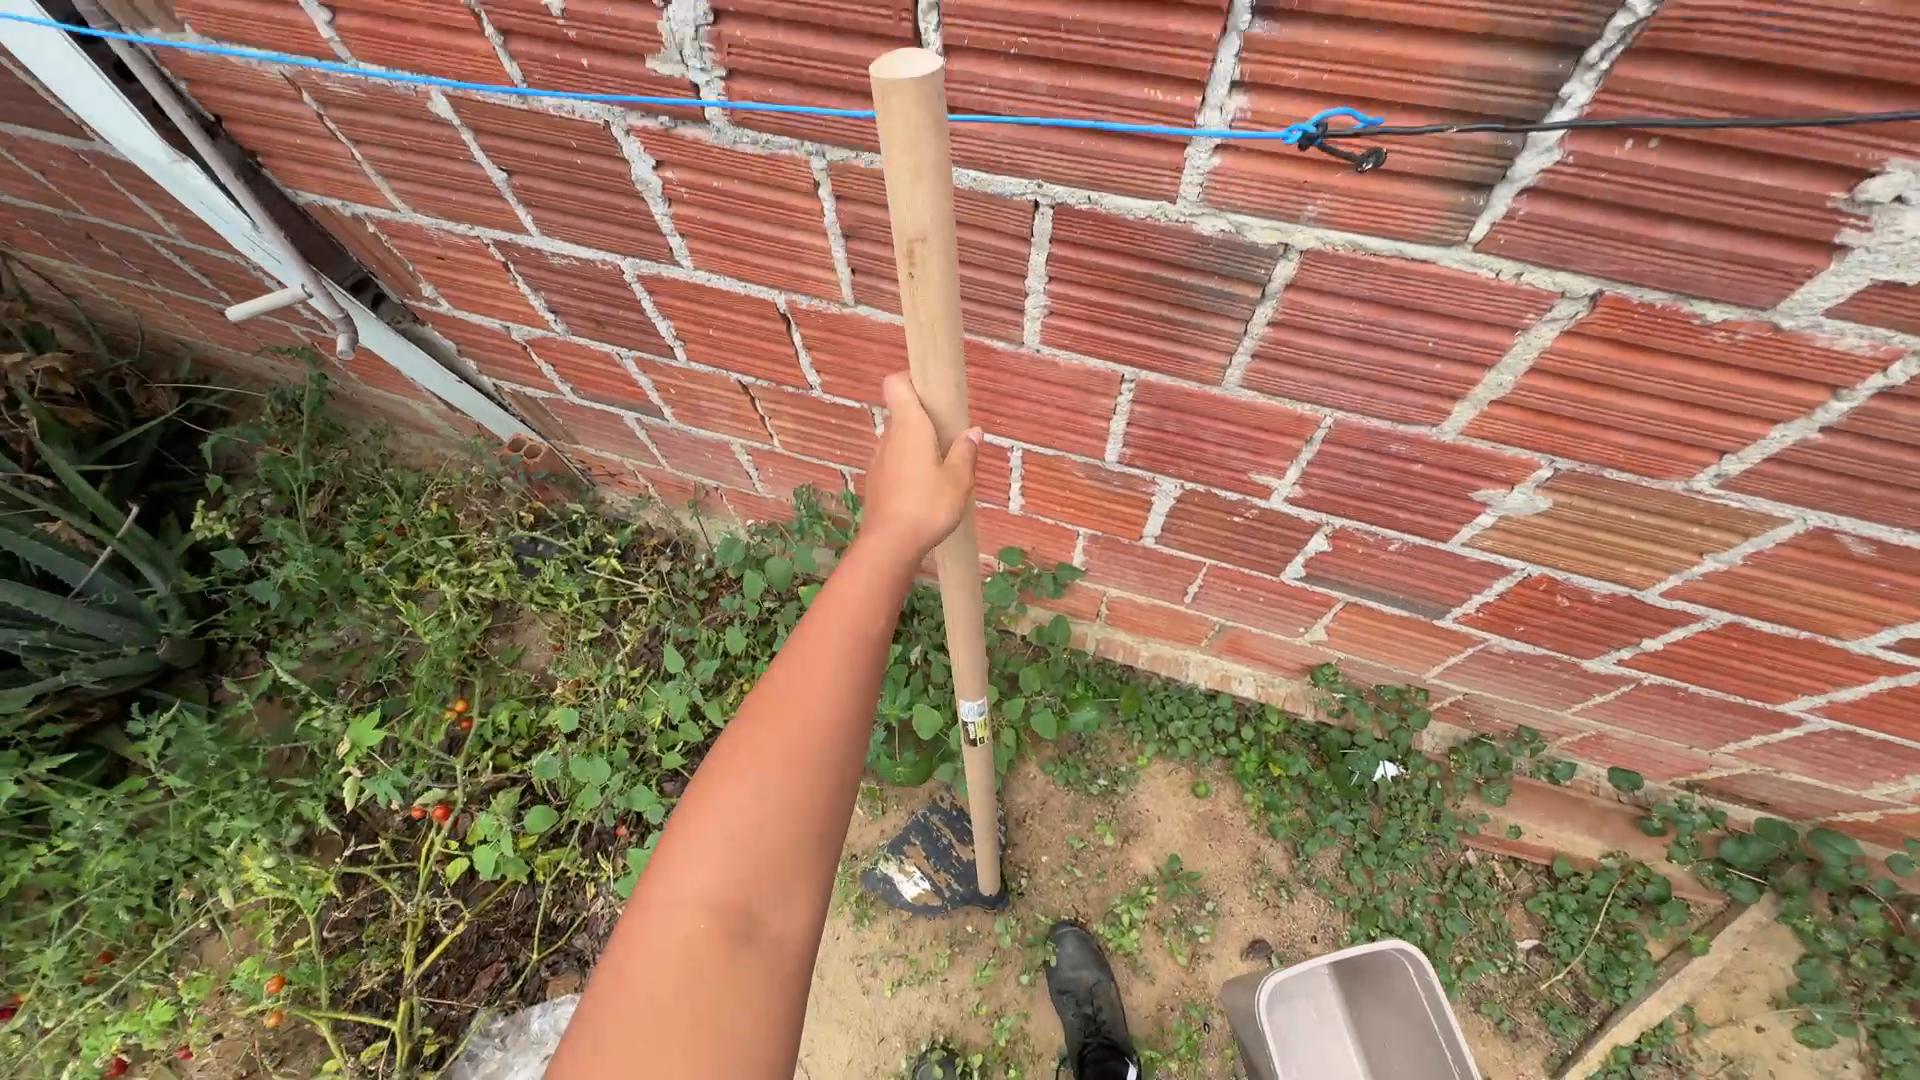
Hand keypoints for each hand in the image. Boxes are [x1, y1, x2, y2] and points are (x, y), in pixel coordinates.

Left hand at [860, 372, 980, 560]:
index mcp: (909, 426)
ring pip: (898, 441)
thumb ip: (965, 452)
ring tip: (942, 470)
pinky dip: (909, 468)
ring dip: (918, 447)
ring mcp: (878, 461)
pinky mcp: (875, 482)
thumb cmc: (928, 505)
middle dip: (925, 420)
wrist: (890, 544)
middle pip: (902, 414)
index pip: (896, 383)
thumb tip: (973, 432)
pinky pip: (894, 463)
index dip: (911, 379)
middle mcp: (888, 438)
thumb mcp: (959, 479)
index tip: (933, 392)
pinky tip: (925, 491)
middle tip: (951, 440)